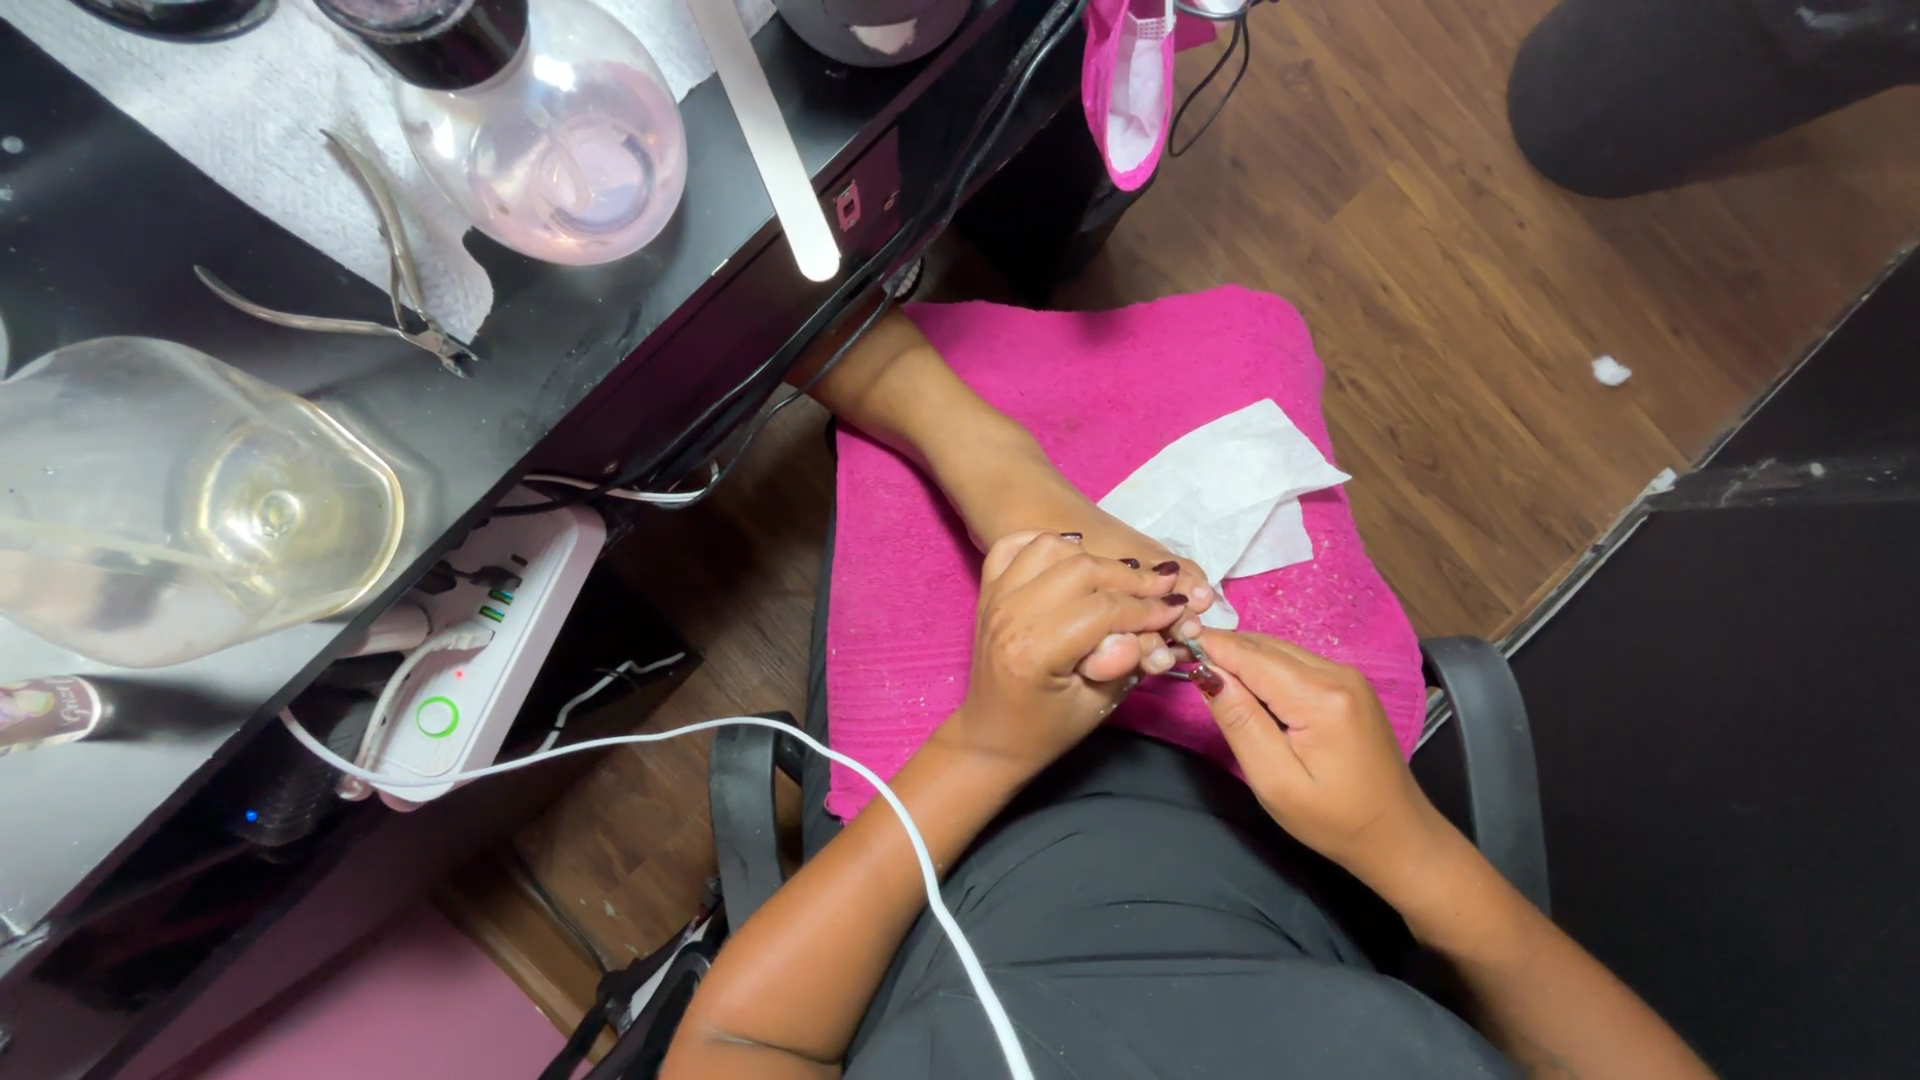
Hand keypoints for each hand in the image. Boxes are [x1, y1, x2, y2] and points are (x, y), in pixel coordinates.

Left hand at [944, 531, 1187, 775]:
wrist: (991, 736)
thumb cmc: (1046, 728)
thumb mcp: (1097, 704)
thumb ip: (1128, 660)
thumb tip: (1157, 622)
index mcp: (1033, 650)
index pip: (1104, 609)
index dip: (1148, 608)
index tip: (1177, 609)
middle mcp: (1009, 614)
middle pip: (1082, 568)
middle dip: (1130, 578)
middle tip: (1160, 591)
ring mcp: (995, 597)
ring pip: (1052, 547)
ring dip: (1092, 557)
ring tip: (1119, 579)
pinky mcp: (988, 589)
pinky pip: (1014, 544)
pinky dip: (1045, 544)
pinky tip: (1071, 557)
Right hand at [1190, 630, 1445, 885]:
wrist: (1398, 836)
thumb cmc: (1333, 819)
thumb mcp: (1275, 779)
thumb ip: (1239, 721)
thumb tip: (1207, 672)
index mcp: (1320, 697)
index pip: (1249, 655)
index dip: (1209, 646)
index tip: (1171, 644)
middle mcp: (1337, 673)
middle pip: (1263, 645)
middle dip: (1222, 648)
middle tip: (1180, 658)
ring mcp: (1347, 675)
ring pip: (1277, 649)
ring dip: (1240, 655)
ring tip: (1205, 671)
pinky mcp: (1348, 684)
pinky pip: (1293, 661)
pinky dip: (1262, 665)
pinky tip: (1245, 684)